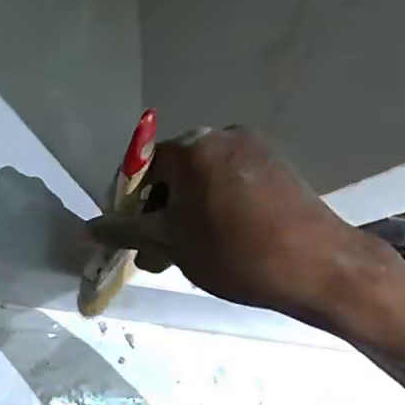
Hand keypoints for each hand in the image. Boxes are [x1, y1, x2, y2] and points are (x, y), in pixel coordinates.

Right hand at [86, 125, 404, 321]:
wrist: (320, 269)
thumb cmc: (234, 252)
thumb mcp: (169, 243)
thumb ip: (123, 230)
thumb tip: (84, 229)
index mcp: (192, 146)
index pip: (140, 169)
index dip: (128, 205)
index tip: (130, 238)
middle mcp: (222, 135)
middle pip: (171, 173)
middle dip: (158, 213)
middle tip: (156, 255)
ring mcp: (254, 148)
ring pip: (200, 180)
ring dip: (184, 214)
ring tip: (185, 254)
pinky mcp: (277, 166)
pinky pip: (228, 182)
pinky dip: (212, 207)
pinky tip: (217, 240)